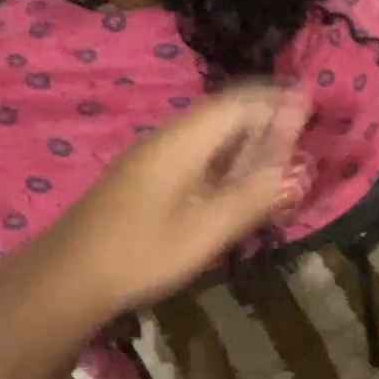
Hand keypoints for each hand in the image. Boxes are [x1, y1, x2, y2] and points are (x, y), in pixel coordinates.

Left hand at [55, 85, 307, 307]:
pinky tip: (240, 185)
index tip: (311, 101)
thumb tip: (300, 172)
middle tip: (303, 137)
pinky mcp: (146, 180)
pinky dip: (228, 163)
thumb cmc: (141, 252)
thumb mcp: (207, 229)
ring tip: (281, 162)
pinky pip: (198, 157)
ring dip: (249, 145)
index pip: (239, 103)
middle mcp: (169, 140)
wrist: (67, 279)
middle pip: (226, 116)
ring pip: (212, 138)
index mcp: (184, 142)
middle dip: (267, 122)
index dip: (277, 99)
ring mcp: (154, 159)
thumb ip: (255, 197)